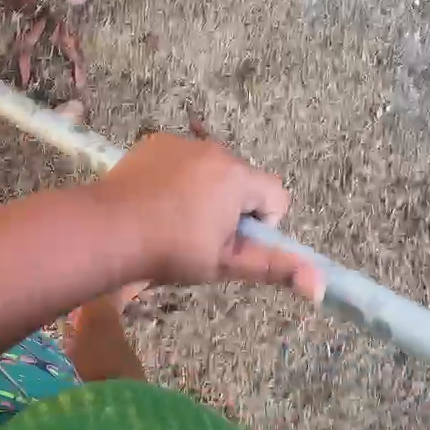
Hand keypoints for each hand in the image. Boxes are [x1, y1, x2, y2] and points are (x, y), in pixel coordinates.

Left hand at [90, 133, 323, 302]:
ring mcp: (181, 142)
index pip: (276, 195)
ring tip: (174, 220)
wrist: (108, 229)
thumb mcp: (225, 263)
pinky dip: (177, 177)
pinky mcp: (154, 142)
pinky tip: (156, 201)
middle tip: (201, 236)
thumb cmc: (171, 249)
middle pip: (242, 181)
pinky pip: (181, 160)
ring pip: (211, 170)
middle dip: (231, 207)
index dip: (261, 224)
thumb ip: (274, 268)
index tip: (230, 241)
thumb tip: (321, 286)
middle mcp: (214, 149)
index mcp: (238, 176)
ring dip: (205, 191)